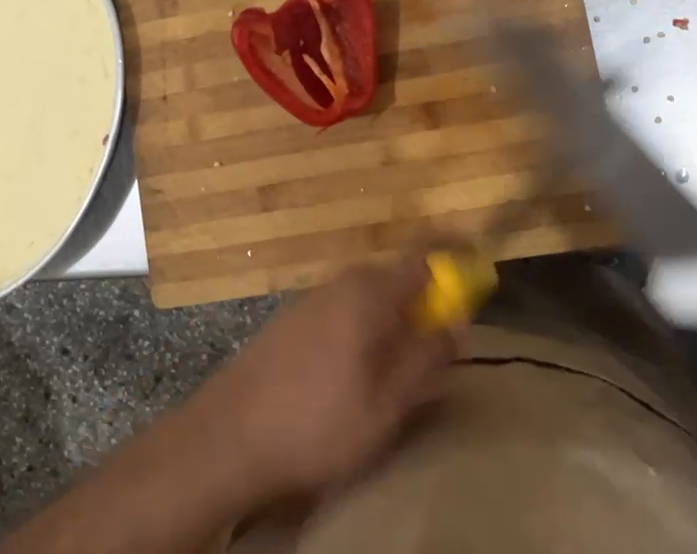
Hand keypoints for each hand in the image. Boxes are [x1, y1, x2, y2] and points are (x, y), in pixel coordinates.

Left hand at [182, 258, 459, 497]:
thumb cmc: (316, 422)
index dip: (454, 267)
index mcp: (370, 292)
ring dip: (390, 327)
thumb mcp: (388, 404)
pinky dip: (361, 335)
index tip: (472, 291)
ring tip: (393, 379)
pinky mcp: (291, 321)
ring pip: (368, 301)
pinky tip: (350, 380)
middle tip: (433, 356)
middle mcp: (341, 283)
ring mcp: (311, 300)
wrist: (224, 438)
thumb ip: (428, 359)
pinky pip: (342, 315)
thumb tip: (458, 324)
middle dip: (423, 310)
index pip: (425, 257)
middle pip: (398, 280)